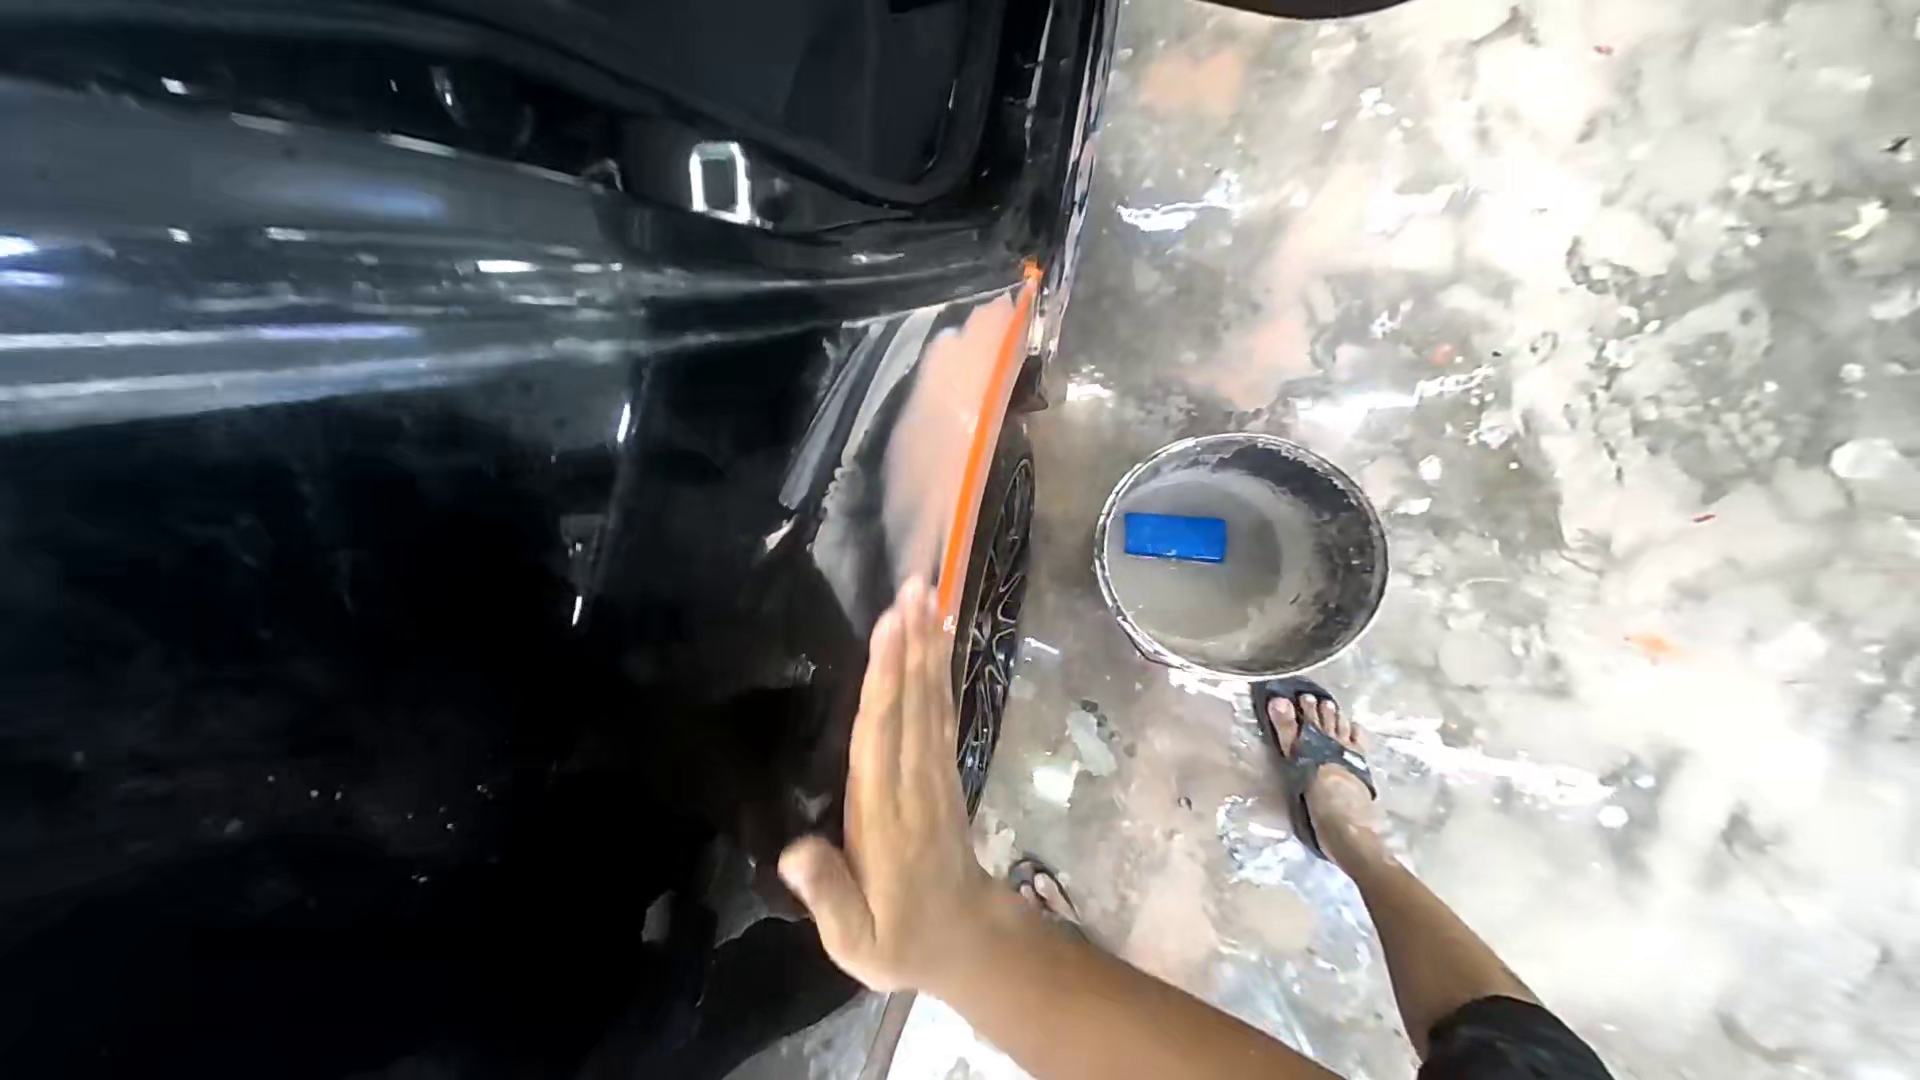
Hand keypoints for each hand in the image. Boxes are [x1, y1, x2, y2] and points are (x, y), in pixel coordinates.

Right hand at [778, 577, 999, 992]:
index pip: (883, 735)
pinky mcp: (946, 764)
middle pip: (914, 702)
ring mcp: (937, 767)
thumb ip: (827, 893)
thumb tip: (792, 850)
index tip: (888, 628)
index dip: (886, 679)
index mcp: (887, 813)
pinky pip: (944, 707)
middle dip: (911, 642)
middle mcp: (916, 777)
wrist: (966, 935)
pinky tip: (939, 635)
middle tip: (914, 587)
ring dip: (929, 644)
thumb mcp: (856, 939)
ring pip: (933, 697)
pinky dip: (942, 667)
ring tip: (929, 594)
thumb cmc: (901, 934)